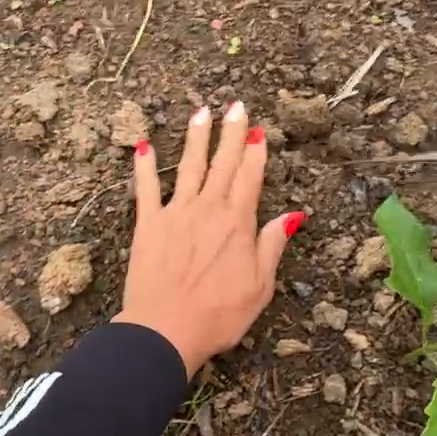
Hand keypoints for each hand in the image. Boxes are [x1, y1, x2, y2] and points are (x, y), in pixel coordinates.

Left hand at [116, 101, 305, 377]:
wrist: (165, 329)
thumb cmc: (218, 315)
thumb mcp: (259, 286)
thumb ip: (272, 245)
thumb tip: (293, 216)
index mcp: (238, 223)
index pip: (251, 177)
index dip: (256, 152)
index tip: (259, 131)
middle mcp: (208, 209)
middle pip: (223, 163)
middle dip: (231, 132)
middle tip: (236, 105)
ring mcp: (176, 213)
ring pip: (189, 166)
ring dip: (196, 137)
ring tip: (201, 111)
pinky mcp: (148, 225)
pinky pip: (146, 189)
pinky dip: (145, 167)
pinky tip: (144, 146)